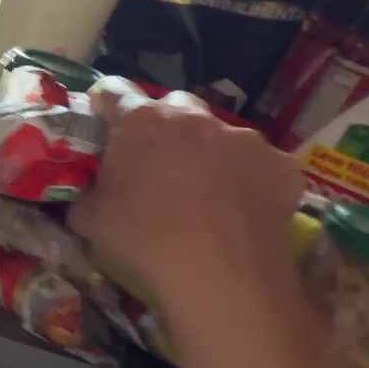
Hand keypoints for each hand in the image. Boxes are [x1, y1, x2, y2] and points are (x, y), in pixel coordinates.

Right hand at [68, 90, 303, 318]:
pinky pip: (255, 162)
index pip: (112, 91)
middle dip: (159, 125)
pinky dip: (243, 177)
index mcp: (140, 122)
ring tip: (199, 190)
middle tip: (151, 160)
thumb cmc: (143, 239)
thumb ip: (86, 190)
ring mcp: (244, 138)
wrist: (222, 276)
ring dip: (203, 150)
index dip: (103, 105)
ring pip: (216, 132)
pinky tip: (236, 208)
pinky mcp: (281, 164)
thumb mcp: (89, 217)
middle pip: (171, 105)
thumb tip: (88, 190)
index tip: (101, 124)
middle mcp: (193, 118)